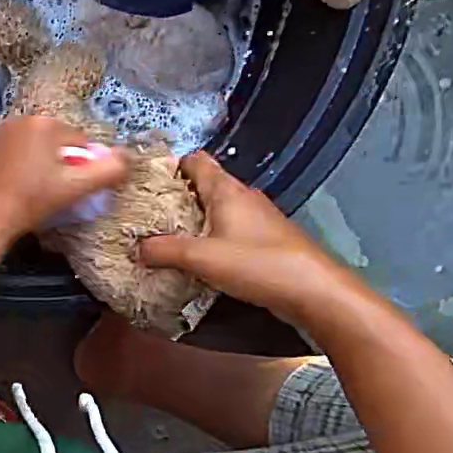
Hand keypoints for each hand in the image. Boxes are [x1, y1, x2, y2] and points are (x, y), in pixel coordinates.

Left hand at [0, 116, 127, 241]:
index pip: (79, 141)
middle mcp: (20, 119)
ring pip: (32, 144)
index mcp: (45, 123)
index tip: (69, 185)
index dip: (80, 165)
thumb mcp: (77, 187)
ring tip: (32, 188)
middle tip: (52, 188)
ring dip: (37, 160)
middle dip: (58, 160)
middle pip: (54, 140)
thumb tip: (127, 157)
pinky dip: (14, 163)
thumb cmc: (35, 199)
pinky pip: (9, 151)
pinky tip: (13, 184)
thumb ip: (108, 170)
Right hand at [139, 153, 359, 324]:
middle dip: (177, 197)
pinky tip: (201, 259)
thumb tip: (138, 248)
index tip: (147, 184)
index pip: (195, 160)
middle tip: (150, 216)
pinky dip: (213, 237)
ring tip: (169, 239)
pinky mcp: (267, 240)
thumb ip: (166, 250)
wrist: (314, 291)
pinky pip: (231, 229)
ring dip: (195, 220)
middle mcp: (243, 196)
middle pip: (204, 185)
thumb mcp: (202, 258)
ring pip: (218, 208)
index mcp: (226, 189)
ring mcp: (258, 217)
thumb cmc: (258, 264)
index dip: (170, 166)